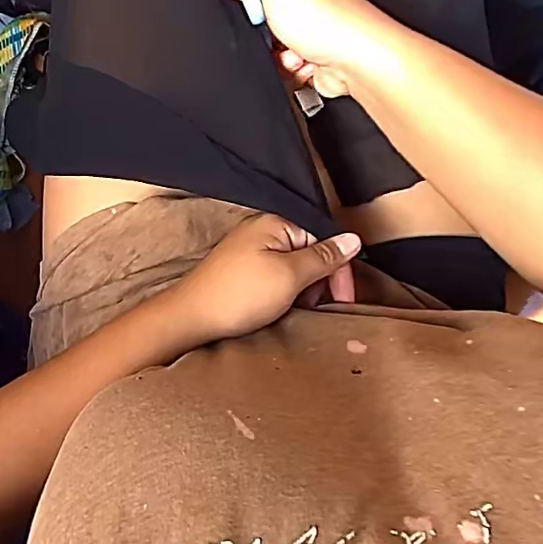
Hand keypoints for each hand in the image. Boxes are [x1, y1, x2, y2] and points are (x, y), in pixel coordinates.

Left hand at [162, 213, 362, 344]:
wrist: (190, 320)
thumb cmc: (238, 295)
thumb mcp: (290, 275)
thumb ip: (324, 256)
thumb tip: (353, 239)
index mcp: (277, 223)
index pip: (325, 238)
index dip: (338, 270)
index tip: (343, 299)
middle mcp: (264, 231)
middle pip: (311, 251)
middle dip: (321, 281)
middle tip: (319, 307)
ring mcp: (252, 251)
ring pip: (296, 267)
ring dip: (305, 289)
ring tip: (298, 310)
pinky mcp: (245, 271)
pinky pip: (278, 277)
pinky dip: (287, 293)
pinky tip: (283, 308)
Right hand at [205, 0, 405, 97]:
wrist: (358, 59)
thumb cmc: (329, 21)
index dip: (252, 4)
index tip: (252, 12)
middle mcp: (308, 3)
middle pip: (266, 23)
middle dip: (268, 37)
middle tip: (278, 36)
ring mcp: (314, 33)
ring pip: (278, 51)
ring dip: (282, 57)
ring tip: (298, 53)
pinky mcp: (318, 59)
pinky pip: (292, 69)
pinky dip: (295, 71)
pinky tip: (307, 65)